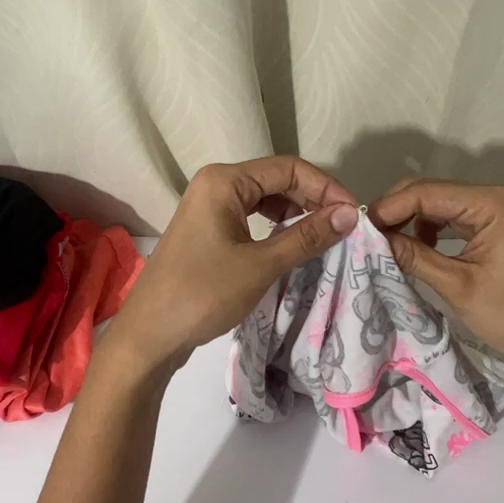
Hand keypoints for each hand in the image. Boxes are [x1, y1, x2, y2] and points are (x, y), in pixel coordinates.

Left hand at [105, 157, 356, 371]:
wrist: (150, 334)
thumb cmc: (203, 294)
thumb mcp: (260, 264)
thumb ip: (306, 236)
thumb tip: (350, 214)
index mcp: (224, 181)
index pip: (288, 168)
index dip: (325, 187)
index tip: (353, 215)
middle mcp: (215, 184)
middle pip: (276, 179)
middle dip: (312, 198)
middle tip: (344, 227)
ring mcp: (208, 207)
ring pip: (264, 199)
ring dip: (296, 213)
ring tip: (323, 235)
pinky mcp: (207, 231)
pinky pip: (250, 217)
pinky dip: (275, 226)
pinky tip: (292, 243)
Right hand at [368, 179, 503, 379]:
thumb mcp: (457, 286)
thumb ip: (413, 256)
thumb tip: (371, 238)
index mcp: (492, 203)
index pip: (427, 192)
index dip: (390, 207)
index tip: (358, 228)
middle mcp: (495, 197)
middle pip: (432, 192)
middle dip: (397, 211)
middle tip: (365, 237)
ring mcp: (497, 211)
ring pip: (439, 205)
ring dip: (410, 220)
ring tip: (383, 244)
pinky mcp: (495, 228)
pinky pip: (452, 219)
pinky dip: (428, 230)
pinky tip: (414, 249)